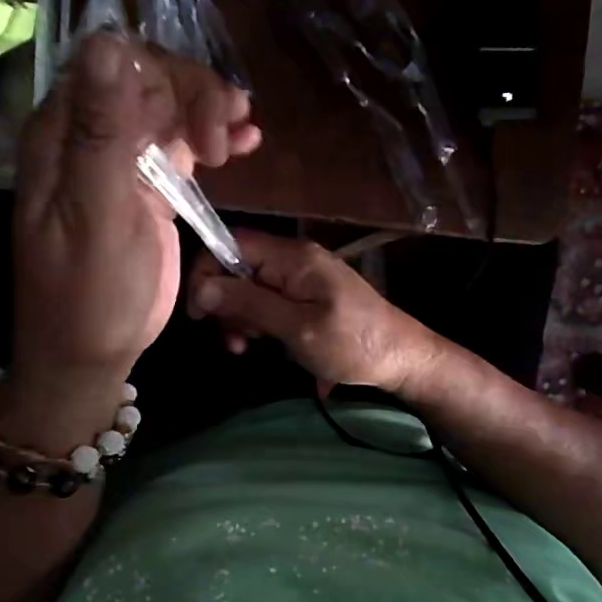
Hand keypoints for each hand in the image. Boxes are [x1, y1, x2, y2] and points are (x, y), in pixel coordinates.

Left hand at [7, 36, 258, 443]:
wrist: (91, 353)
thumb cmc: (88, 295)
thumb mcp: (96, 217)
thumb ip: (102, 134)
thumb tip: (107, 43)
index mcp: (62, 134)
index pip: (112, 62)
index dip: (161, 76)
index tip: (199, 123)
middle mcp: (89, 137)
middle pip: (148, 79)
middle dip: (194, 96)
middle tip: (225, 143)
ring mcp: (122, 160)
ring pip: (170, 107)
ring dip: (210, 110)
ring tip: (244, 132)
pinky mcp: (149, 187)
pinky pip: (183, 145)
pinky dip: (215, 138)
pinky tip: (247, 143)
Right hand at [186, 230, 445, 396]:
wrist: (402, 358)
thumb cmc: (352, 343)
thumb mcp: (297, 328)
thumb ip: (249, 305)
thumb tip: (201, 288)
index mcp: (293, 257)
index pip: (231, 243)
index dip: (206, 272)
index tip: (199, 312)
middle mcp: (294, 258)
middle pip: (238, 266)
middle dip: (224, 301)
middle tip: (232, 341)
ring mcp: (302, 276)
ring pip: (250, 286)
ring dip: (239, 316)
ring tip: (246, 347)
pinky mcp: (308, 295)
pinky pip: (269, 299)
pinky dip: (258, 320)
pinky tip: (262, 343)